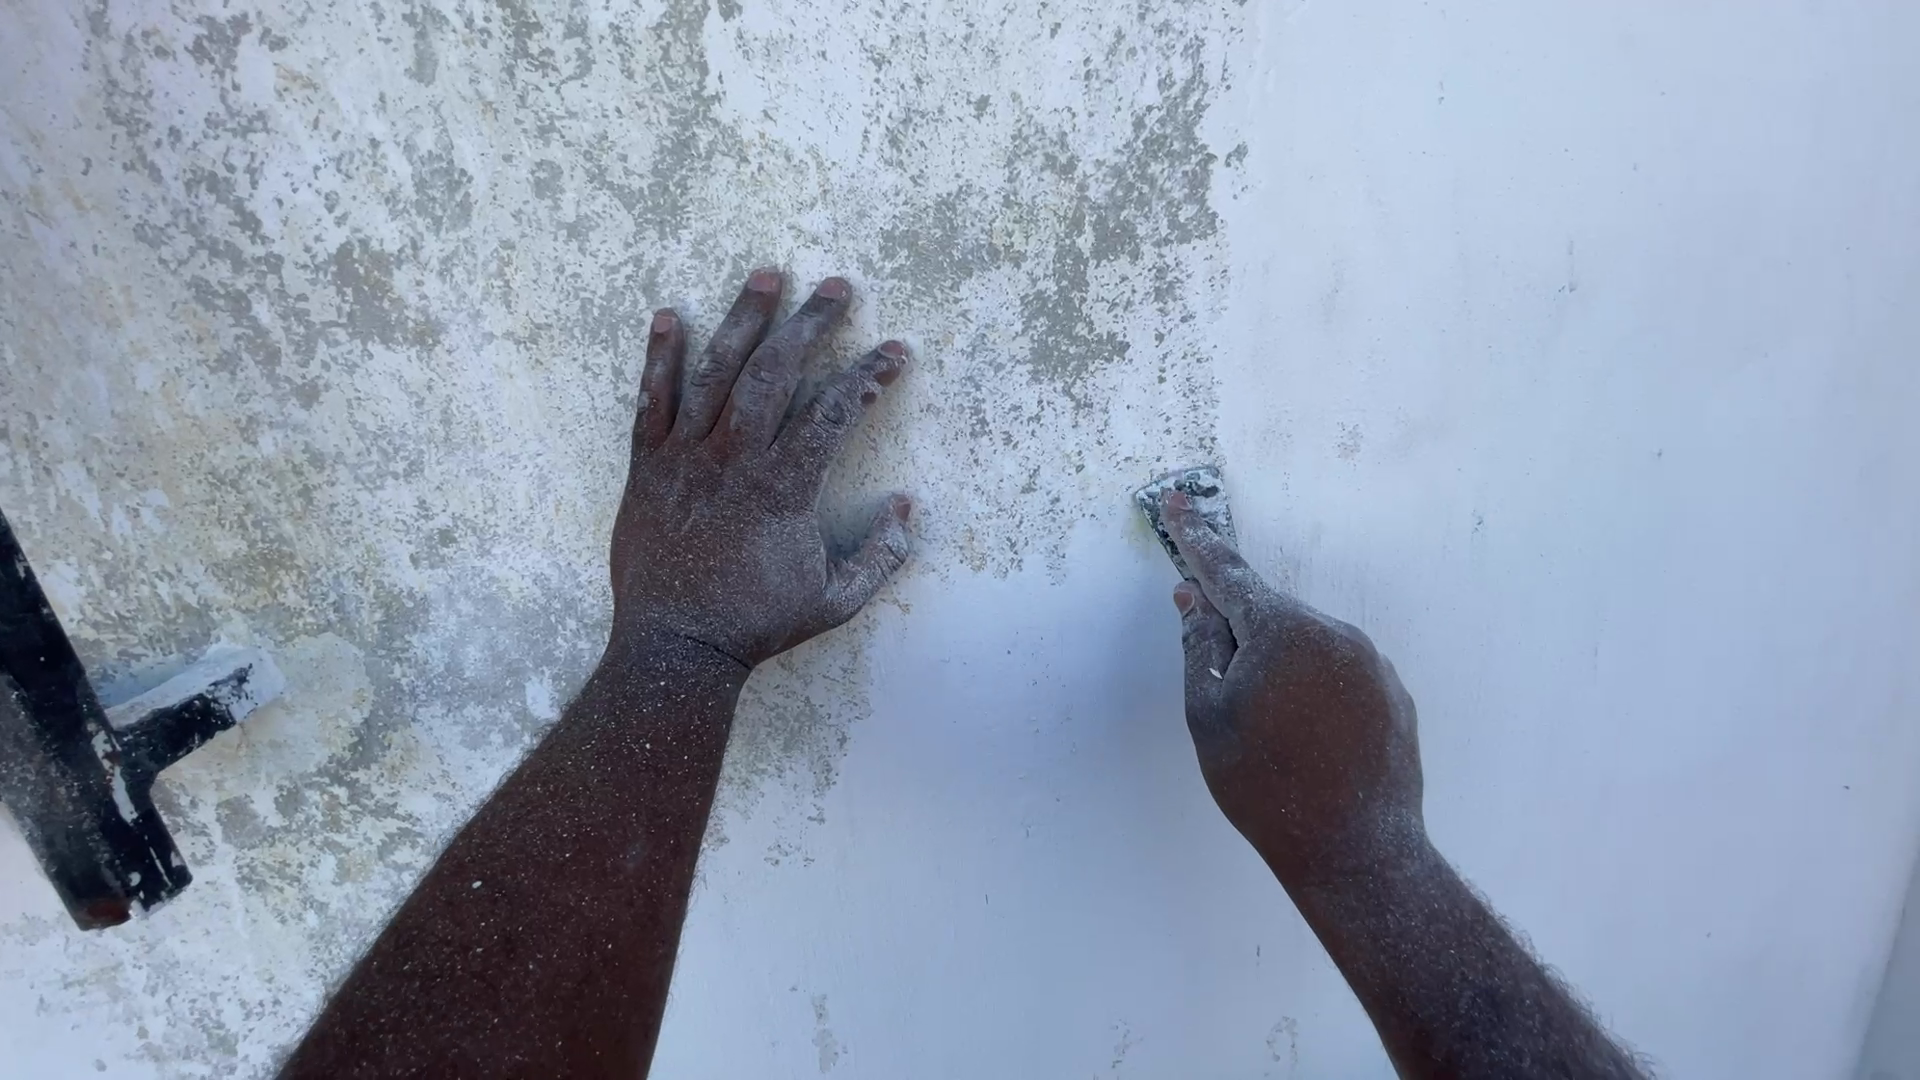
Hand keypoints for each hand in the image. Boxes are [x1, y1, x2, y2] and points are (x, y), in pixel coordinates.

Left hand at [609, 268, 912, 670]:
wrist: (676, 648)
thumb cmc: (758, 623)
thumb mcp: (837, 601)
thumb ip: (882, 555)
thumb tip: (908, 506)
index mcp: (785, 489)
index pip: (836, 414)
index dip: (870, 377)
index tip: (896, 351)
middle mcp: (736, 460)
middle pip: (776, 372)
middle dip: (811, 322)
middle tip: (836, 285)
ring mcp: (686, 458)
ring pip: (715, 372)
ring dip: (743, 319)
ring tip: (765, 275)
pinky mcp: (646, 468)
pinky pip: (649, 401)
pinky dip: (658, 357)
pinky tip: (667, 316)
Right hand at [1163, 493, 1426, 891]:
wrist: (1357, 853)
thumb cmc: (1263, 783)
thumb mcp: (1208, 713)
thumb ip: (1199, 645)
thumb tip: (1194, 598)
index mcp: (1282, 630)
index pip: (1227, 571)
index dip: (1195, 537)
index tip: (1176, 501)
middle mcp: (1333, 632)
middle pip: (1267, 614)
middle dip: (1237, 634)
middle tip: (1222, 690)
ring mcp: (1371, 662)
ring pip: (1302, 643)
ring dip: (1274, 666)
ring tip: (1270, 732)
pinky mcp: (1393, 693)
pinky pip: (1335, 670)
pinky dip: (1309, 687)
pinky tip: (1306, 739)